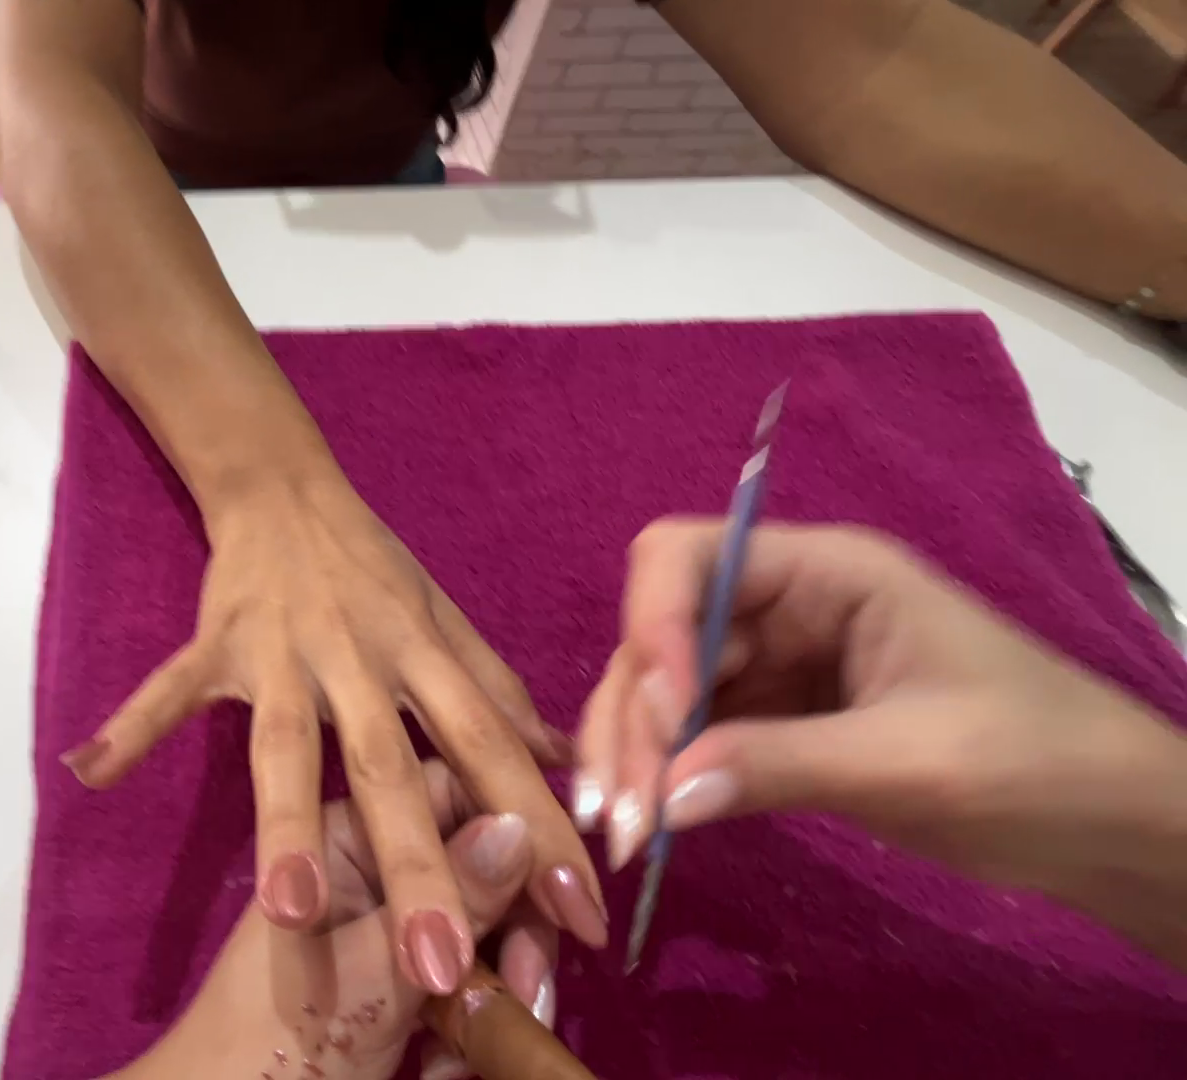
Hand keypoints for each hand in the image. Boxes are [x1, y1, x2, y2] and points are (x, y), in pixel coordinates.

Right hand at [61, 476, 605, 996]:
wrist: (285, 489)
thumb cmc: (371, 563)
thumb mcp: (442, 613)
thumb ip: (493, 685)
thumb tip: (551, 756)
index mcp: (421, 651)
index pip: (488, 744)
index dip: (540, 827)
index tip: (581, 922)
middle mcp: (357, 656)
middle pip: (390, 764)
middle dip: (418, 863)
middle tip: (442, 965)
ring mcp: (280, 652)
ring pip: (286, 743)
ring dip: (287, 821)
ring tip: (290, 911)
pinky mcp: (216, 644)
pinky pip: (172, 690)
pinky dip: (132, 727)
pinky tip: (88, 771)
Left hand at [111, 762, 547, 1079]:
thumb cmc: (279, 1039)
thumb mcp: (372, 970)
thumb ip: (449, 895)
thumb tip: (524, 817)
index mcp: (351, 831)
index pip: (453, 796)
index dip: (521, 842)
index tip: (571, 911)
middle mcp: (374, 859)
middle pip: (482, 868)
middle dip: (517, 938)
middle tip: (531, 1005)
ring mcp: (389, 916)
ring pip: (484, 930)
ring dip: (501, 994)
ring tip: (479, 1060)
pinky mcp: (400, 972)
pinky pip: (466, 976)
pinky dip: (474, 1025)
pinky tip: (454, 1071)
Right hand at [577, 518, 1186, 962]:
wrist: (1124, 837)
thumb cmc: (1048, 769)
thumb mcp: (919, 762)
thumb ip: (780, 766)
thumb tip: (661, 798)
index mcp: (821, 573)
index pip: (684, 557)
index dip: (654, 621)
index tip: (664, 712)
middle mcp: (771, 606)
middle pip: (654, 637)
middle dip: (631, 717)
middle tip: (623, 807)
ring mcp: (758, 661)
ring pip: (651, 689)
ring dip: (627, 751)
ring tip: (622, 828)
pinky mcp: (754, 715)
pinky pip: (677, 733)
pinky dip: (652, 773)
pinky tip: (642, 818)